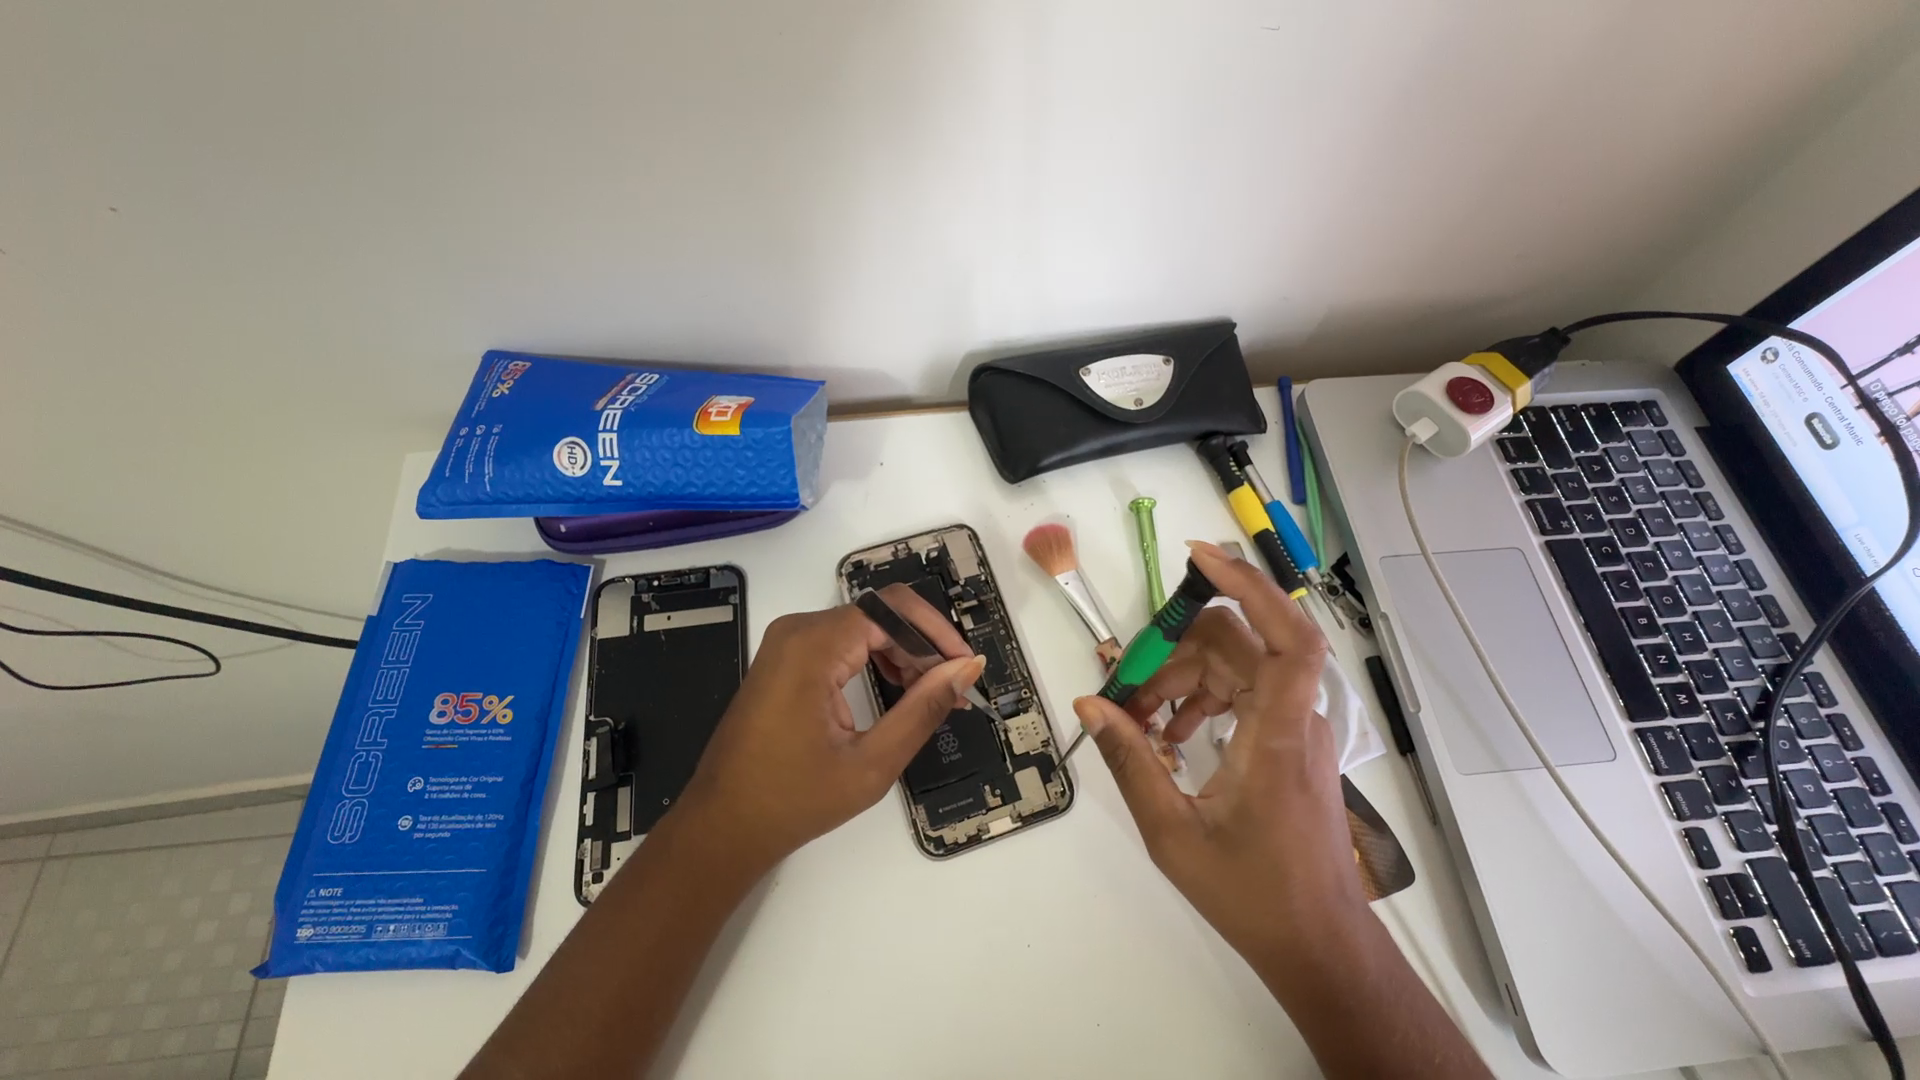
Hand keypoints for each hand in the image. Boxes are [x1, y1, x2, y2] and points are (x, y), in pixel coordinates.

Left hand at [673, 583, 984, 873]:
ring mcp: (786, 644)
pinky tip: (897, 691)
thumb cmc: (793, 800)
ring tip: (930, 696)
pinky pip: (841, 643)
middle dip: (922, 646)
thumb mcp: (872, 762)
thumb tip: (967, 667)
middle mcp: (797, 631)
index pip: (893, 610)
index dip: (937, 634)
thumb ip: (923, 708)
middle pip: (880, 614)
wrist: (723, 826)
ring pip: (864, 627)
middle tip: (953, 692)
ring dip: (902, 654)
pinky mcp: (784, 660)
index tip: (965, 670)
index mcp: (813, 646)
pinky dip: (875, 660)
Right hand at [1073, 541, 1363, 961]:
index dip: (1251, 586)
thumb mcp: (1172, 830)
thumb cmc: (1251, 893)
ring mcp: (1299, 730)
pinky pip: (1245, 694)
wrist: (1318, 943)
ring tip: (1138, 719)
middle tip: (1125, 687)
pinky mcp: (1292, 742)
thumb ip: (1129, 760)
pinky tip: (1168, 736)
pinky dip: (1201, 700)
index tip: (1200, 558)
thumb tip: (1091, 703)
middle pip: (1239, 645)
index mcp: (1279, 736)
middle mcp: (1297, 719)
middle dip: (1175, 653)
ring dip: (1182, 679)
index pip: (1288, 636)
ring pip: (1237, 666)